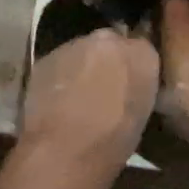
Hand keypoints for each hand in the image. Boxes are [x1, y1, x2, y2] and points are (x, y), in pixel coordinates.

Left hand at [18, 27, 158, 169]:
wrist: (65, 147)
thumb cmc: (113, 141)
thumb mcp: (141, 116)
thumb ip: (135, 90)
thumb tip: (125, 90)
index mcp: (142, 55)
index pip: (142, 51)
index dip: (133, 69)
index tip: (128, 86)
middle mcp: (109, 40)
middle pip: (110, 45)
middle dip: (107, 62)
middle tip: (102, 89)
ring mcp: (74, 45)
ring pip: (81, 51)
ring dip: (81, 67)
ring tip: (76, 96)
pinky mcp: (46, 57)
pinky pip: (58, 63)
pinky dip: (59, 76)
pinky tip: (56, 100)